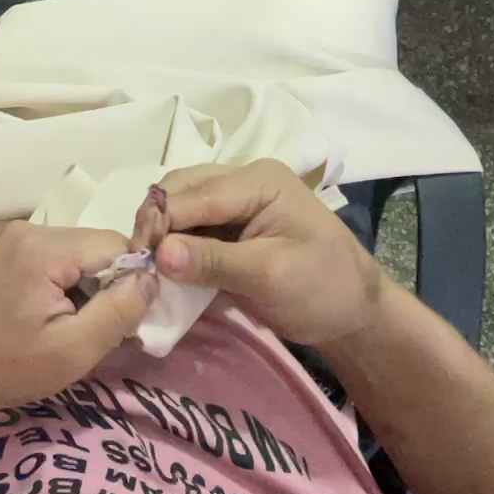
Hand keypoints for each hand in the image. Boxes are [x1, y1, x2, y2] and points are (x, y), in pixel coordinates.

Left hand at [0, 221, 157, 415]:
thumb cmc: (3, 367)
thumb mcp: (71, 351)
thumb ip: (119, 311)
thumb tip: (152, 278)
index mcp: (44, 248)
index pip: (116, 243)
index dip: (134, 278)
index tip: (132, 317)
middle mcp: (29, 230)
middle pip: (96, 246)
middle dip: (109, 283)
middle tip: (102, 328)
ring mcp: (13, 237)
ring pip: (77, 252)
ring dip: (87, 285)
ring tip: (73, 325)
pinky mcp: (5, 250)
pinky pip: (54, 257)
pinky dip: (65, 283)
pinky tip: (52, 315)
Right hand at [152, 160, 387, 345]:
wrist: (355, 314)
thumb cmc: (324, 290)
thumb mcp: (271, 277)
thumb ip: (214, 261)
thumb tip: (160, 254)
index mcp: (258, 180)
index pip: (193, 194)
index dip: (160, 223)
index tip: (138, 259)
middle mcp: (242, 179)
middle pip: (178, 189)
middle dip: (154, 222)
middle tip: (138, 261)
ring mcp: (234, 199)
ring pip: (177, 203)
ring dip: (159, 231)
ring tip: (146, 263)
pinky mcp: (227, 222)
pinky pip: (187, 223)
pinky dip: (170, 241)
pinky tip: (160, 263)